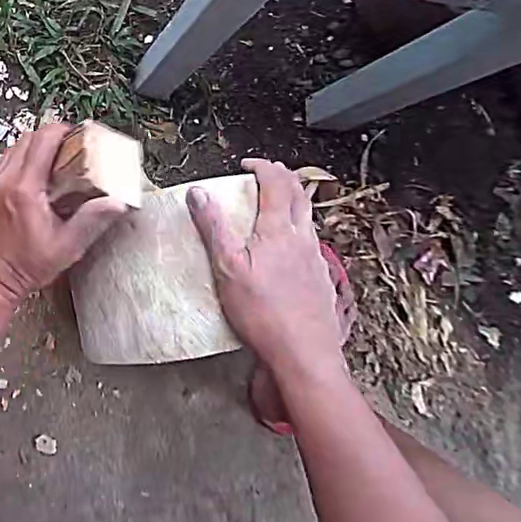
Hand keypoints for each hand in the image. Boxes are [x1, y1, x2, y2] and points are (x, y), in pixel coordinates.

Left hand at [0, 123, 131, 303]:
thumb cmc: (25, 267)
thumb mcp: (66, 247)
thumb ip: (92, 220)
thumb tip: (117, 203)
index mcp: (25, 190)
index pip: (43, 141)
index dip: (62, 130)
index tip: (77, 134)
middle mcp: (4, 181)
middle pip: (28, 138)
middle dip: (50, 136)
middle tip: (69, 146)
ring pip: (13, 147)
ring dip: (34, 146)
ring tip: (53, 159)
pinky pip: (2, 162)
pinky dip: (18, 159)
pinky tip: (32, 174)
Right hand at [189, 159, 342, 380]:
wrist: (305, 356)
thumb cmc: (263, 314)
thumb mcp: (228, 268)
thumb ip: (213, 227)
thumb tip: (198, 193)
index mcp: (279, 230)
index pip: (276, 183)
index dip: (263, 167)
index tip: (249, 164)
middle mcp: (302, 238)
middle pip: (299, 193)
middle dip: (283, 176)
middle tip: (267, 173)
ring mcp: (315, 259)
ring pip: (308, 217)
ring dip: (294, 200)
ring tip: (278, 203)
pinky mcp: (322, 279)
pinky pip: (312, 242)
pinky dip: (299, 229)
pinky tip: (290, 247)